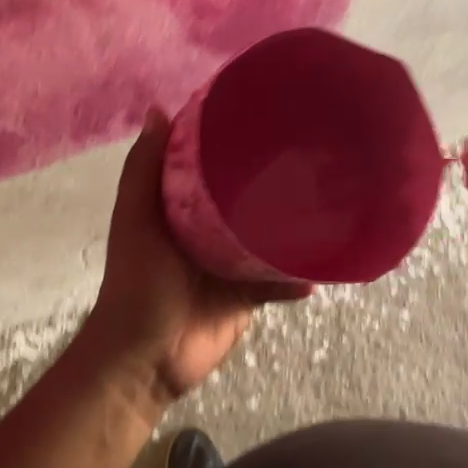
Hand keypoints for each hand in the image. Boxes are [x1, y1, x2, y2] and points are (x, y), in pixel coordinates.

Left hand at [81, 109, 312, 411]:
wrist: (147, 358)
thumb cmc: (139, 282)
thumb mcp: (136, 219)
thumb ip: (145, 170)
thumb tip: (158, 109)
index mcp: (181, 208)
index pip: (210, 166)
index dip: (230, 143)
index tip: (263, 115)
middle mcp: (208, 231)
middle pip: (246, 200)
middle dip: (273, 184)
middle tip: (311, 157)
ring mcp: (230, 265)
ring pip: (268, 239)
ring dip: (294, 228)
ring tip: (330, 204)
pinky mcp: (247, 297)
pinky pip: (279, 282)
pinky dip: (299, 276)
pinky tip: (325, 263)